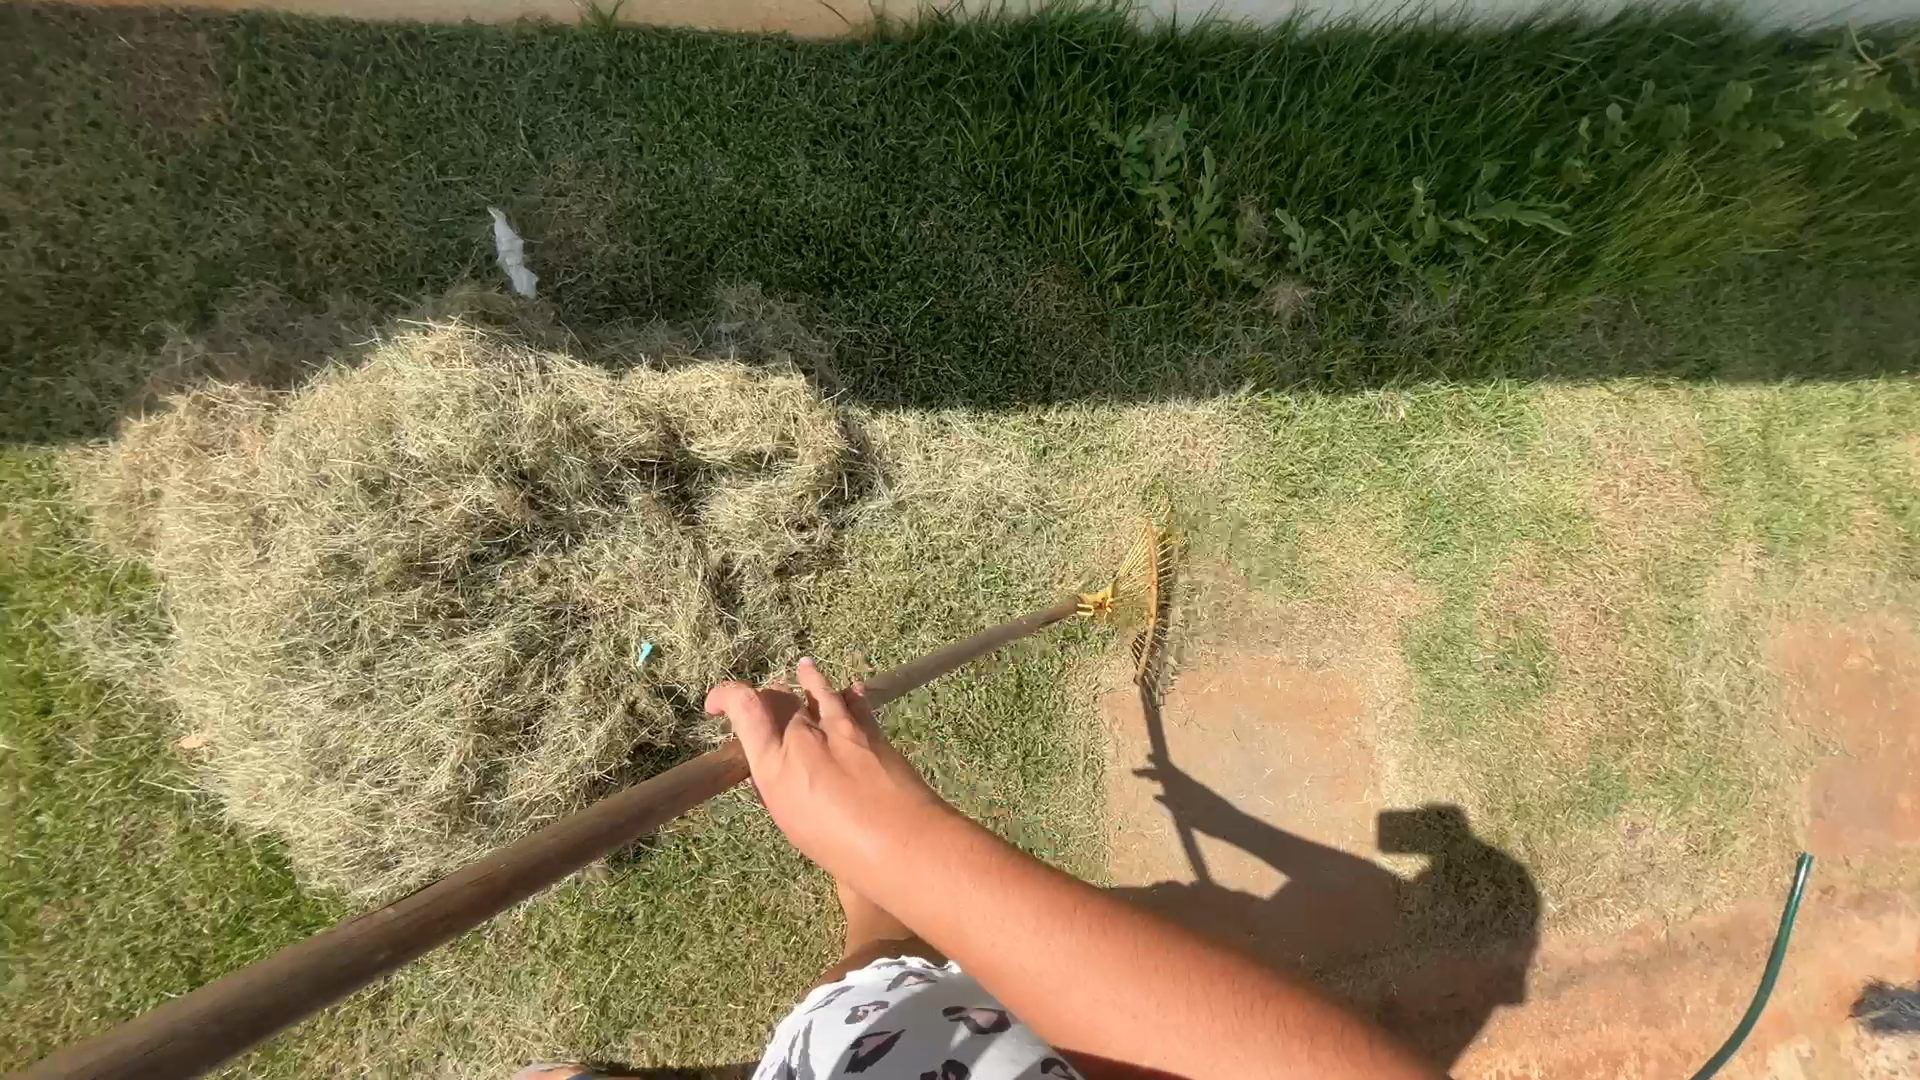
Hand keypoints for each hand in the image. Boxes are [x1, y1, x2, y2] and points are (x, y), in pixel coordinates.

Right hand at [704, 658, 948, 877]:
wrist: (900, 839)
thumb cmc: (840, 848)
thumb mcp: (793, 822)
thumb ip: (783, 787)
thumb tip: (781, 771)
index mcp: (775, 764)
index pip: (744, 706)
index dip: (726, 695)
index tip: (717, 703)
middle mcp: (804, 736)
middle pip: (781, 698)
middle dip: (771, 697)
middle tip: (770, 700)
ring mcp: (841, 727)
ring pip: (820, 690)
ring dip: (810, 678)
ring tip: (804, 666)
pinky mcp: (871, 729)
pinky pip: (856, 702)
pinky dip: (850, 694)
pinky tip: (852, 689)